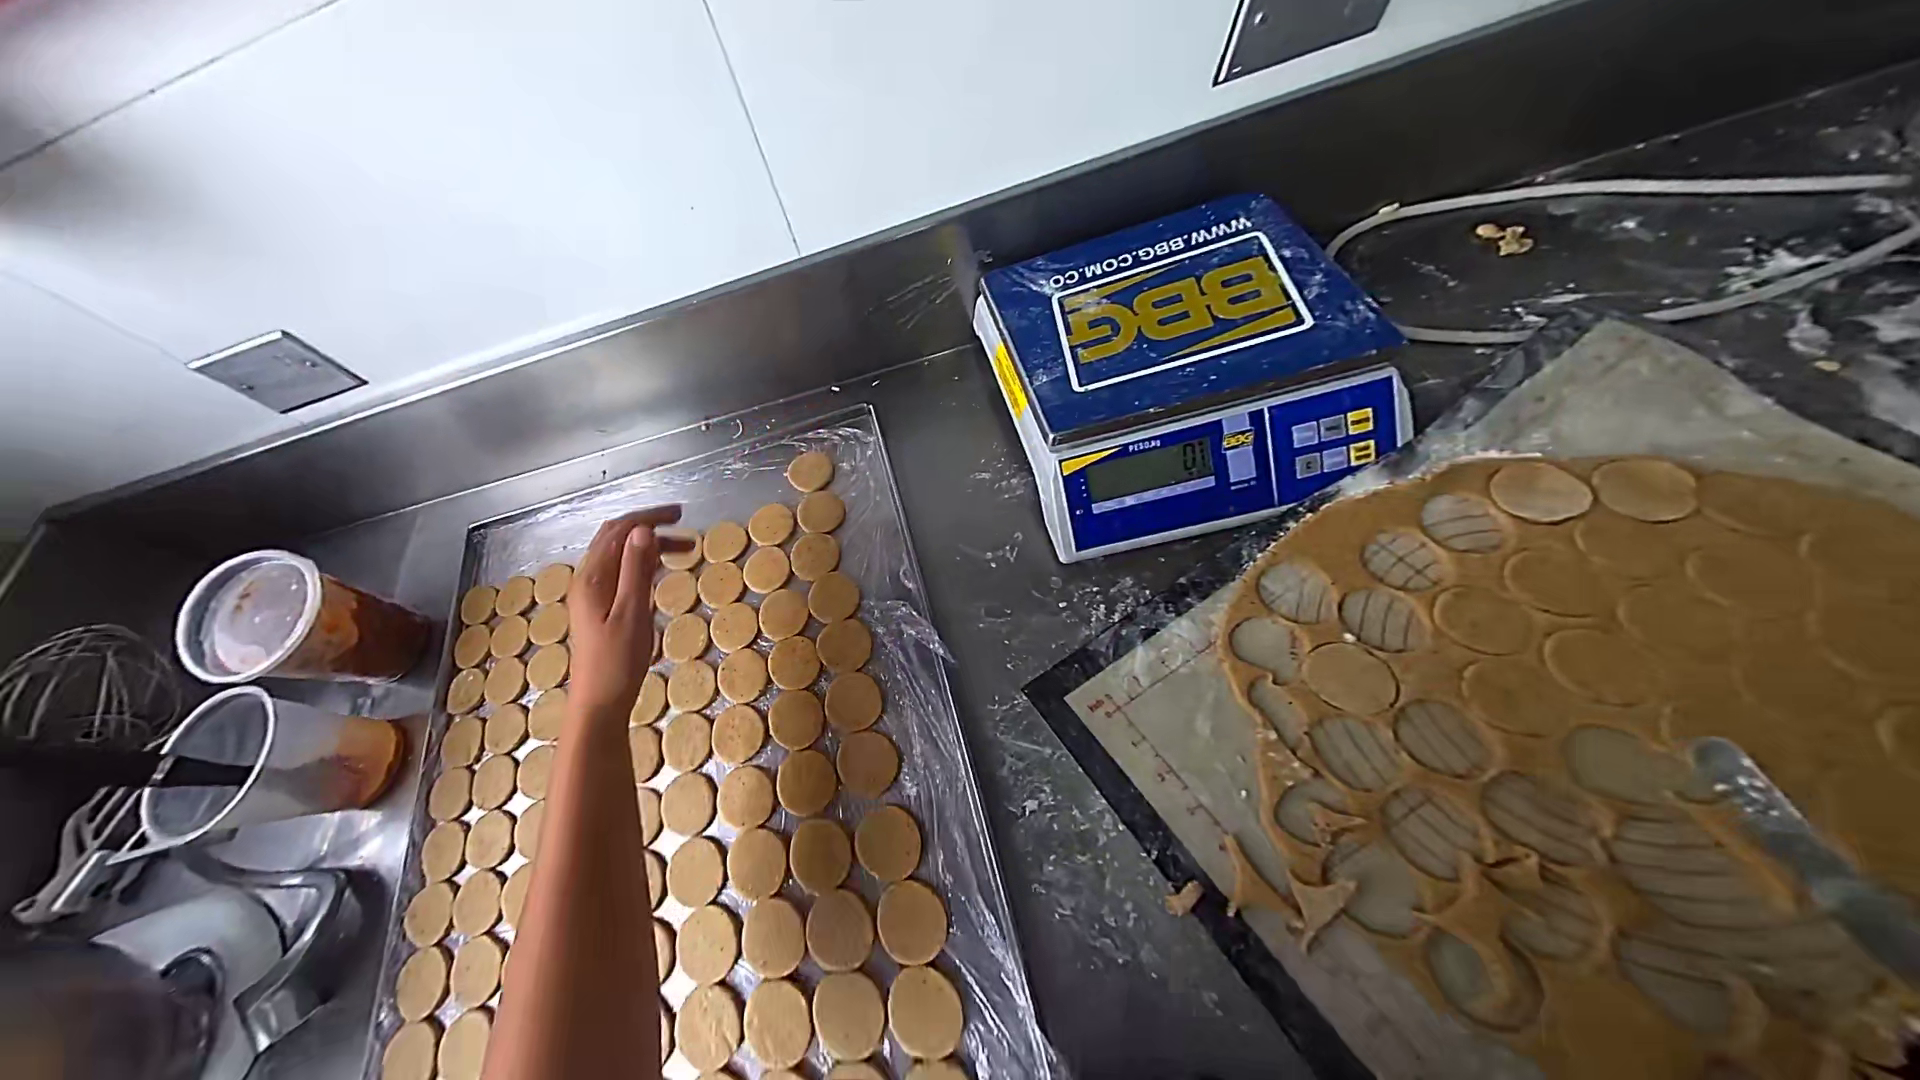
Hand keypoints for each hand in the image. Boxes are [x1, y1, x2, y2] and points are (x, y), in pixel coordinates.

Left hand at [565, 507, 688, 719]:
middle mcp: (588, 580)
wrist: (598, 703)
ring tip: (683, 549)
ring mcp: (591, 594)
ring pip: (619, 555)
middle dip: (647, 524)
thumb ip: (636, 570)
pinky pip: (620, 572)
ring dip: (648, 545)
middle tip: (682, 523)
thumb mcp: (633, 613)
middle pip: (615, 538)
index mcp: (593, 578)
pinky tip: (661, 570)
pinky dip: (642, 562)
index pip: (619, 531)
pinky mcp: (599, 607)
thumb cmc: (617, 662)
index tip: (681, 515)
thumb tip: (643, 531)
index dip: (649, 517)